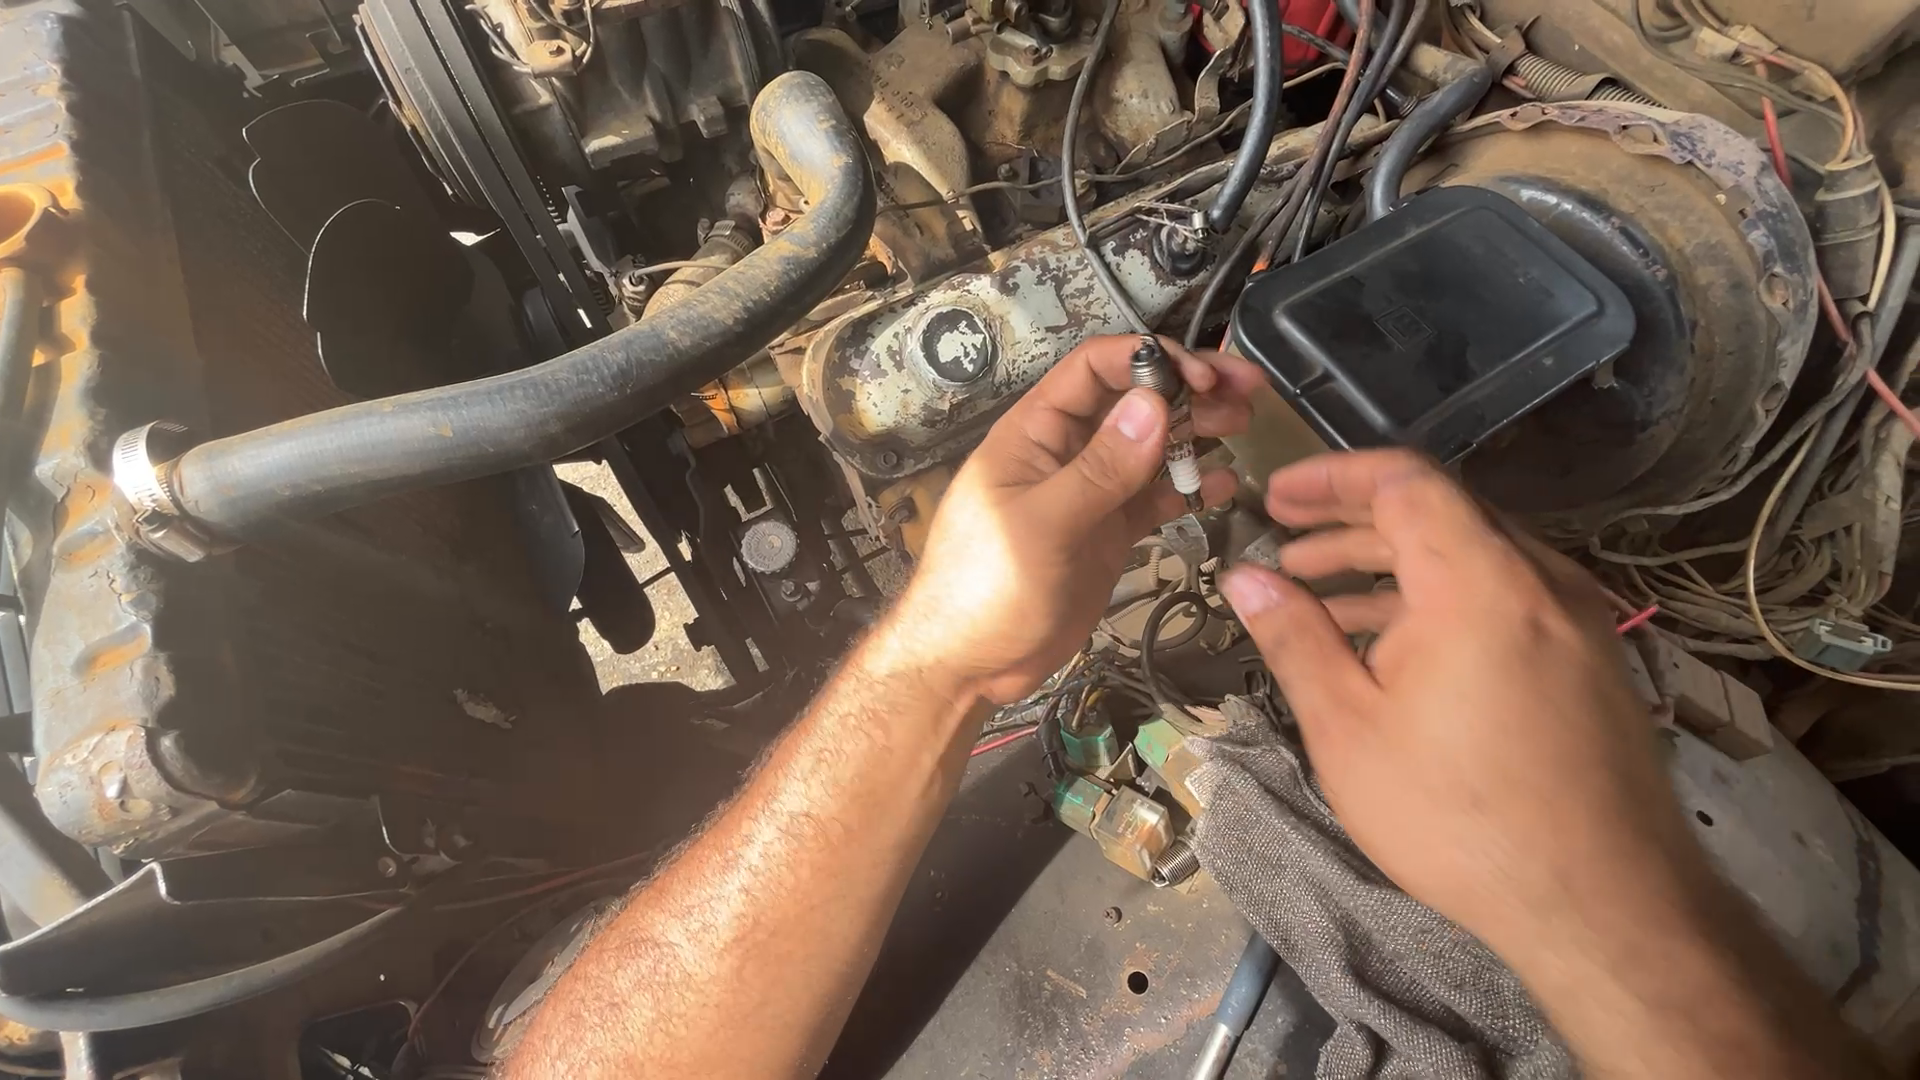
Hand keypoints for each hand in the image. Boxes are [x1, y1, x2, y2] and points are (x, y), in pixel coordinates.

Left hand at [888, 335, 1263, 703]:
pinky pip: (1152, 497)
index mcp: (1034, 434)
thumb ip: (1099, 469)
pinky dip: (1187, 487)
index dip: (1147, 360)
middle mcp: (1064, 453)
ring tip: (1242, 426)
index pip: (1092, 370)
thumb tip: (1154, 404)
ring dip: (1194, 431)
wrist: (973, 662)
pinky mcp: (1107, 531)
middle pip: (1130, 402)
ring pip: (1148, 446)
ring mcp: (1089, 493)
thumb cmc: (987, 588)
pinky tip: (1223, 484)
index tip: (1200, 375)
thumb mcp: (1042, 525)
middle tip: (1246, 391)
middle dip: (1185, 389)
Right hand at [1217, 450, 1705, 951]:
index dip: (1330, 477)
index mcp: (1478, 583)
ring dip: (1382, 563)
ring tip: (1312, 592)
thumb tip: (1243, 578)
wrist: (1603, 914)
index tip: (1273, 496)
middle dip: (1346, 521)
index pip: (1404, 481)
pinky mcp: (1583, 659)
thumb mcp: (1345, 724)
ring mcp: (1570, 620)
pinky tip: (1379, 641)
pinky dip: (1427, 598)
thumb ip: (1292, 635)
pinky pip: (1495, 596)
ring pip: (1464, 555)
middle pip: (1433, 512)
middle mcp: (1537, 582)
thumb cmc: (1455, 813)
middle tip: (1282, 542)